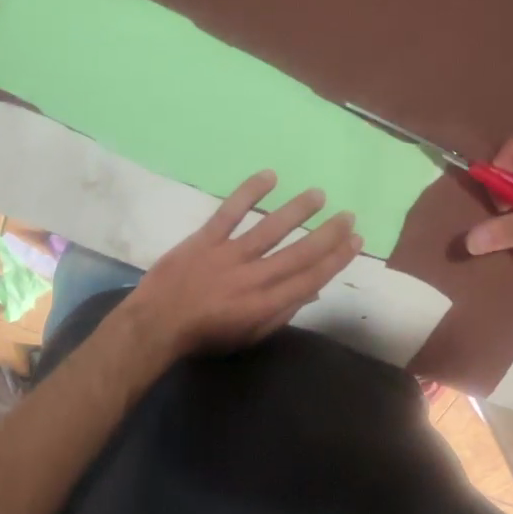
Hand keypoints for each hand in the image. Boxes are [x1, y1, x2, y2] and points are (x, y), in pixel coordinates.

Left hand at [122, 170, 362, 356]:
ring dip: (297, 210)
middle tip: (347, 216)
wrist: (157, 325)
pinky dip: (250, 192)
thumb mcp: (248, 336)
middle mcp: (254, 278)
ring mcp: (229, 256)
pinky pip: (231, 212)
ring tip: (318, 195)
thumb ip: (280, 314)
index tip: (354, 242)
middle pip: (299, 252)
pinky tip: (270, 176)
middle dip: (327, 234)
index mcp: (266, 305)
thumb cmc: (204, 337)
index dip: (336, 259)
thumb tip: (310, 291)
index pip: (310, 278)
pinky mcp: (205, 240)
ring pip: (271, 229)